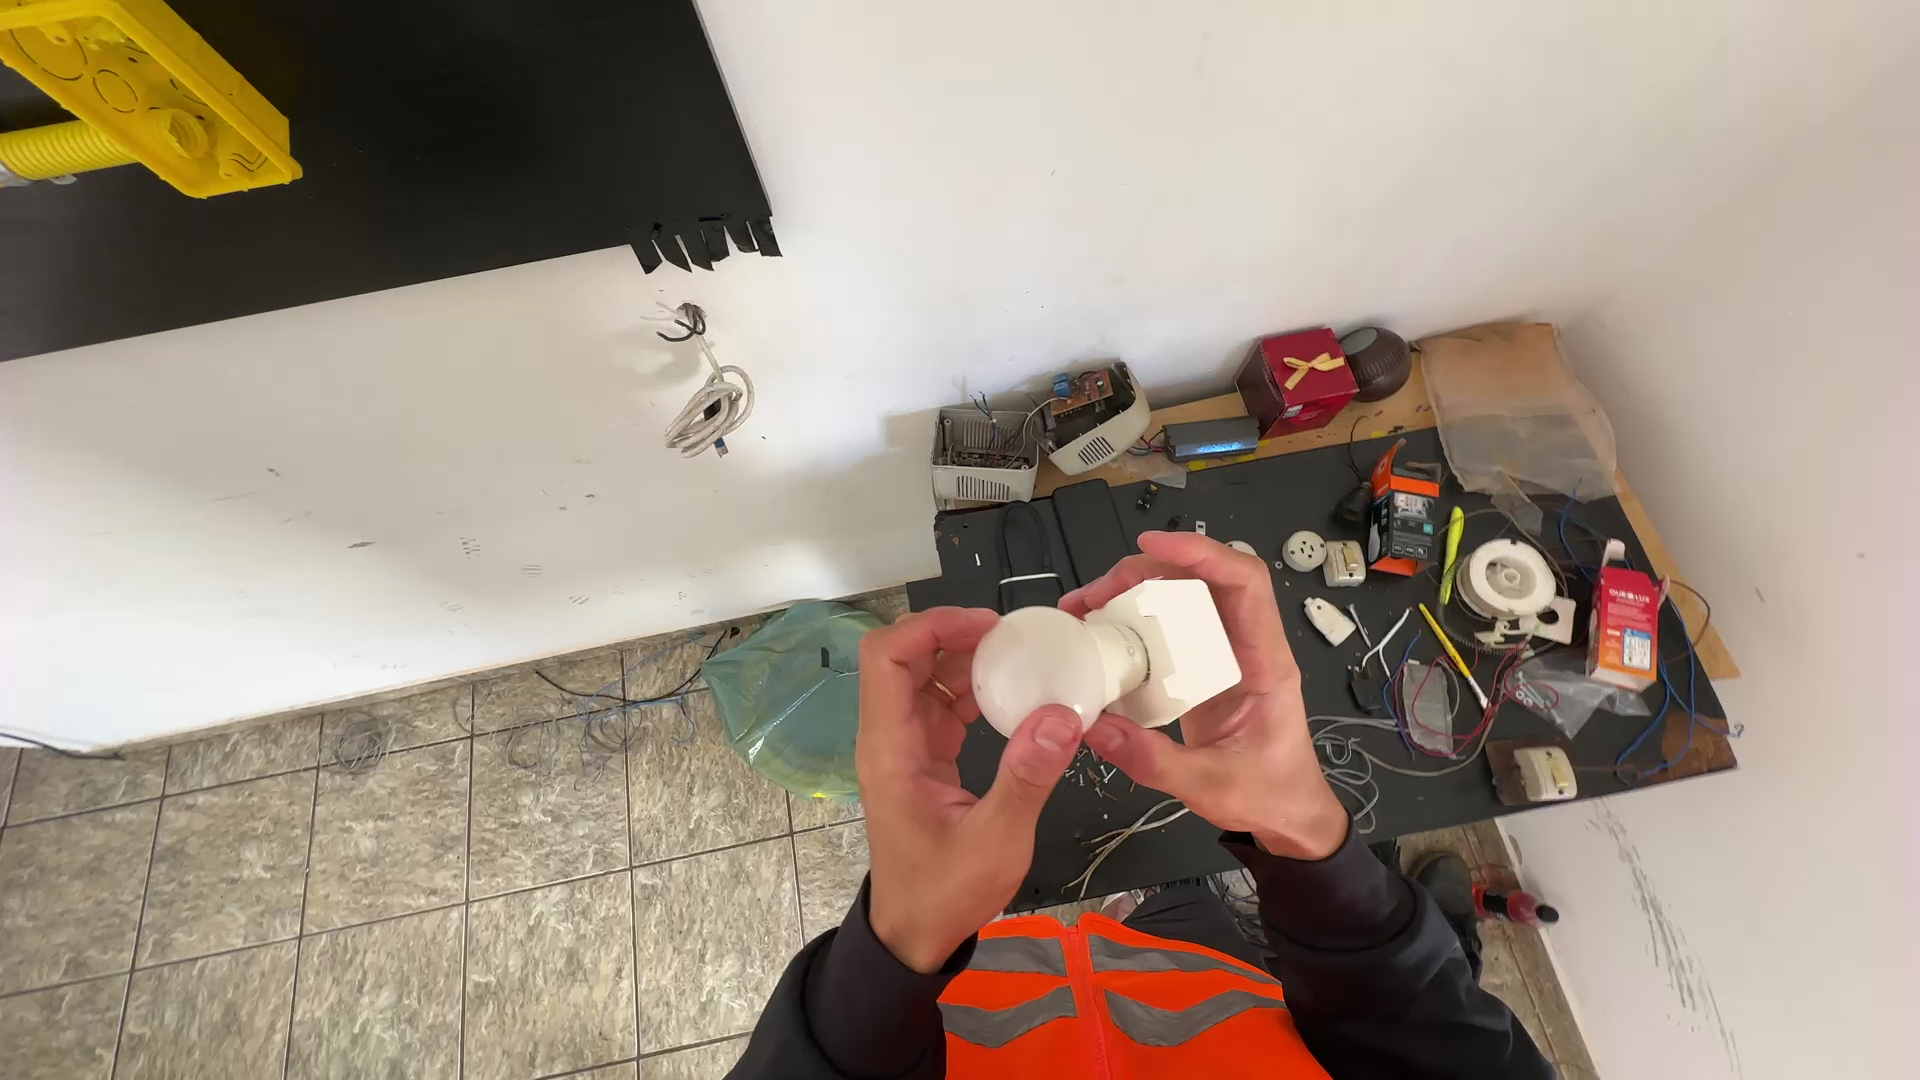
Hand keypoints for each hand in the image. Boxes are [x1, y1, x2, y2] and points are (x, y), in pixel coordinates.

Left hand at [856, 607, 1083, 972]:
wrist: (914, 934)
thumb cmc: (944, 892)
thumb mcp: (994, 842)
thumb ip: (1026, 778)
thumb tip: (1064, 715)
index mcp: (891, 747)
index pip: (887, 657)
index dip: (930, 626)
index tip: (986, 626)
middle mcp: (890, 735)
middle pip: (905, 657)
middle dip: (953, 634)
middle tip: (1011, 635)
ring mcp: (904, 743)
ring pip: (925, 676)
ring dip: (965, 658)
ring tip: (1018, 655)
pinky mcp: (922, 755)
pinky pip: (942, 704)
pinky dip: (972, 689)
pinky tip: (1010, 692)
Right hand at [1065, 531, 1348, 859]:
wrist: (1285, 814)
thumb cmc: (1267, 795)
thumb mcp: (1211, 786)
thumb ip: (1154, 761)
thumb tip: (1095, 728)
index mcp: (1264, 661)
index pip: (1244, 582)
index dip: (1200, 552)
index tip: (1149, 545)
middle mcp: (1244, 645)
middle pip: (1203, 578)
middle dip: (1146, 571)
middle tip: (1095, 593)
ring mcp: (1221, 652)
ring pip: (1181, 596)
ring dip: (1132, 591)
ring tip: (1085, 606)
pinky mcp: (1199, 666)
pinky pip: (1166, 625)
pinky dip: (1130, 619)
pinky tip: (1098, 631)